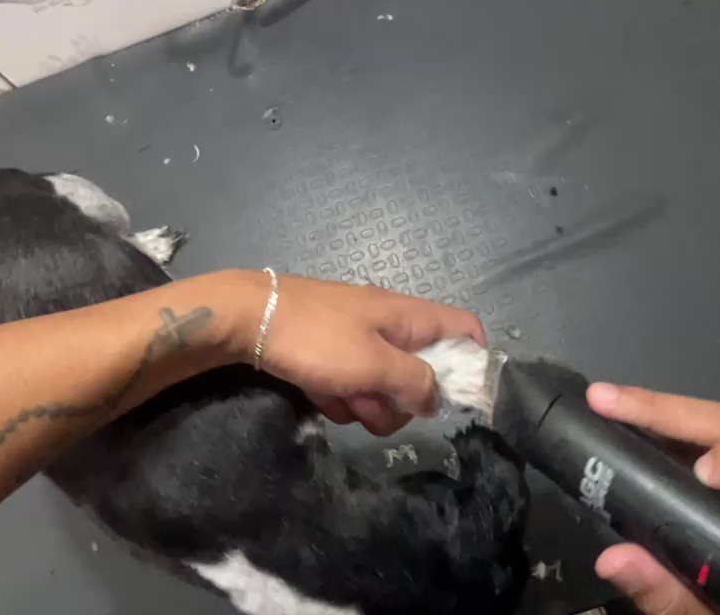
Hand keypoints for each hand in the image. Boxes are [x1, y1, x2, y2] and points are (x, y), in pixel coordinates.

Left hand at [241, 273, 485, 436]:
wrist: (248, 318)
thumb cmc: (316, 337)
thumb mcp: (374, 363)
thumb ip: (415, 381)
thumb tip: (435, 398)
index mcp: (407, 315)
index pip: (463, 327)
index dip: (471, 362)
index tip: (454, 399)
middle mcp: (388, 324)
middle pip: (423, 371)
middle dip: (402, 400)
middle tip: (374, 401)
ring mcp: (357, 339)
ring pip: (384, 386)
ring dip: (365, 402)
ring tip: (339, 396)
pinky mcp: (330, 354)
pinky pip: (351, 386)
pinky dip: (338, 396)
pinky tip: (318, 394)